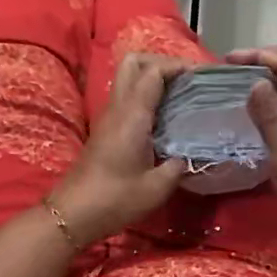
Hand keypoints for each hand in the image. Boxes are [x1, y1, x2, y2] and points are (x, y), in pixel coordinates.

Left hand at [49, 54, 188, 246]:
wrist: (74, 214)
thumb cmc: (116, 200)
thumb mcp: (157, 187)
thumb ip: (179, 165)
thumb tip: (190, 154)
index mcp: (132, 115)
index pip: (154, 71)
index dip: (178, 66)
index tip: (202, 75)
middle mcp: (118, 108)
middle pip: (134, 62)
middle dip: (162, 63)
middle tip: (187, 80)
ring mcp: (108, 117)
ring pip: (128, 78)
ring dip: (153, 78)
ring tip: (180, 96)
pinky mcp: (105, 129)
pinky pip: (127, 98)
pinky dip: (146, 96)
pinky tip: (165, 117)